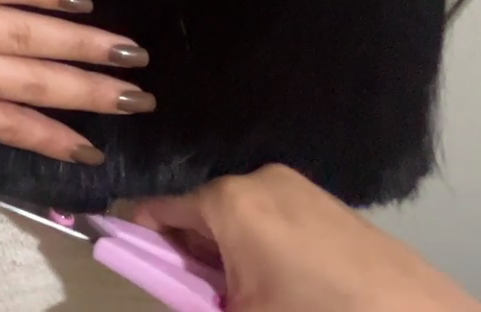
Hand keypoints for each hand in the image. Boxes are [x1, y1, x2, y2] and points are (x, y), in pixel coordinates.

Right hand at [132, 165, 480, 311]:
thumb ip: (194, 302)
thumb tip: (174, 292)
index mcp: (227, 200)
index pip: (157, 210)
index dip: (143, 241)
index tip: (146, 270)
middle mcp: (257, 180)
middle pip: (201, 214)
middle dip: (200, 256)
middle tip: (221, 299)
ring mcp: (301, 189)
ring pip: (243, 219)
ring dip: (238, 256)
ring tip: (268, 300)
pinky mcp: (337, 207)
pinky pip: (282, 223)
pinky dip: (276, 253)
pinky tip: (306, 293)